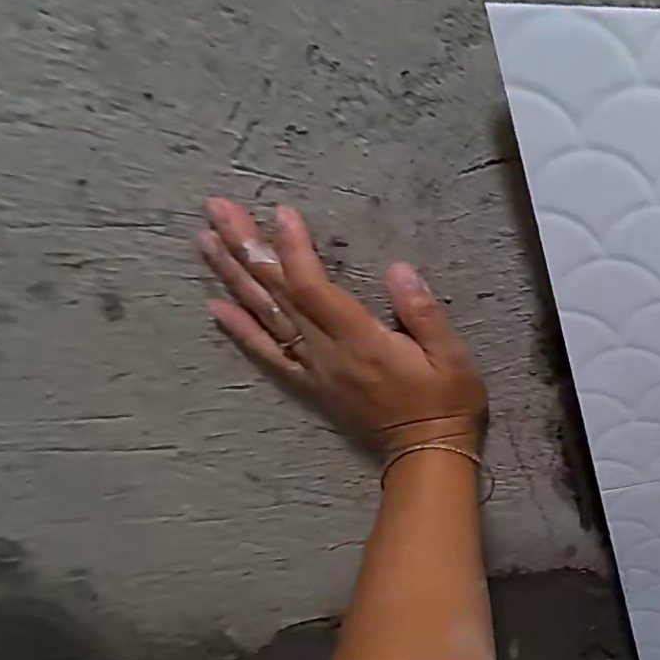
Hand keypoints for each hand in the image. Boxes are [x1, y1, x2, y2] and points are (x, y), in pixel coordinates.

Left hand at [196, 198, 487, 456]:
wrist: (428, 450)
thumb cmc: (449, 399)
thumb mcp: (453, 354)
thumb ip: (423, 312)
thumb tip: (398, 270)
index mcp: (362, 341)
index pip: (315, 287)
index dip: (294, 249)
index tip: (281, 212)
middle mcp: (328, 353)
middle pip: (278, 295)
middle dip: (248, 249)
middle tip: (217, 210)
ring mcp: (315, 371)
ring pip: (266, 318)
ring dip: (234, 278)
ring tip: (206, 241)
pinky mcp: (312, 387)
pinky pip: (268, 356)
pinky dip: (240, 330)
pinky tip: (217, 306)